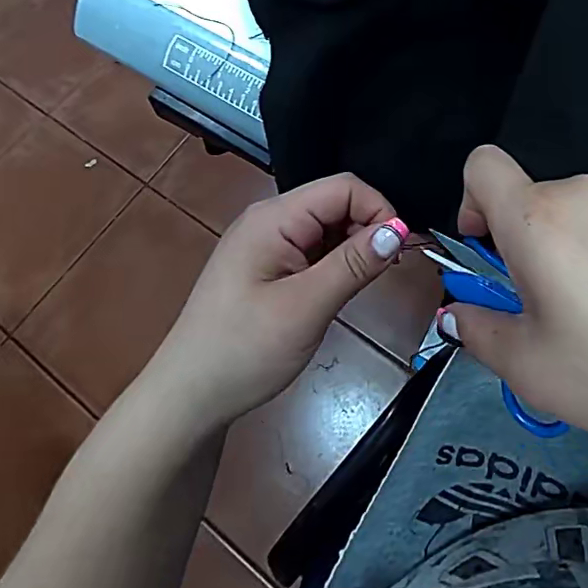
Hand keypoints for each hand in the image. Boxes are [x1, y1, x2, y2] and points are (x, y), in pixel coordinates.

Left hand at [143, 173, 407, 428]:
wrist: (188, 400)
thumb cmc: (243, 351)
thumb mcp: (306, 307)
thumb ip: (354, 264)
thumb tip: (399, 228)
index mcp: (274, 218)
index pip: (343, 187)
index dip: (378, 209)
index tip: (399, 250)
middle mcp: (271, 219)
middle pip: (337, 202)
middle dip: (370, 227)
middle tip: (389, 269)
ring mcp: (269, 242)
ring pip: (329, 226)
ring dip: (355, 247)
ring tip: (367, 282)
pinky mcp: (270, 265)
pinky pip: (316, 248)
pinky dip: (338, 261)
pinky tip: (344, 287)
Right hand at [440, 145, 587, 462]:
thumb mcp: (527, 366)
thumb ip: (478, 330)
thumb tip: (459, 314)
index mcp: (537, 215)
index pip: (482, 164)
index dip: (469, 199)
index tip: (485, 249)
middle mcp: (583, 193)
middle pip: (530, 200)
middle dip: (521, 245)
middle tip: (540, 310)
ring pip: (573, 215)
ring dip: (564, 252)